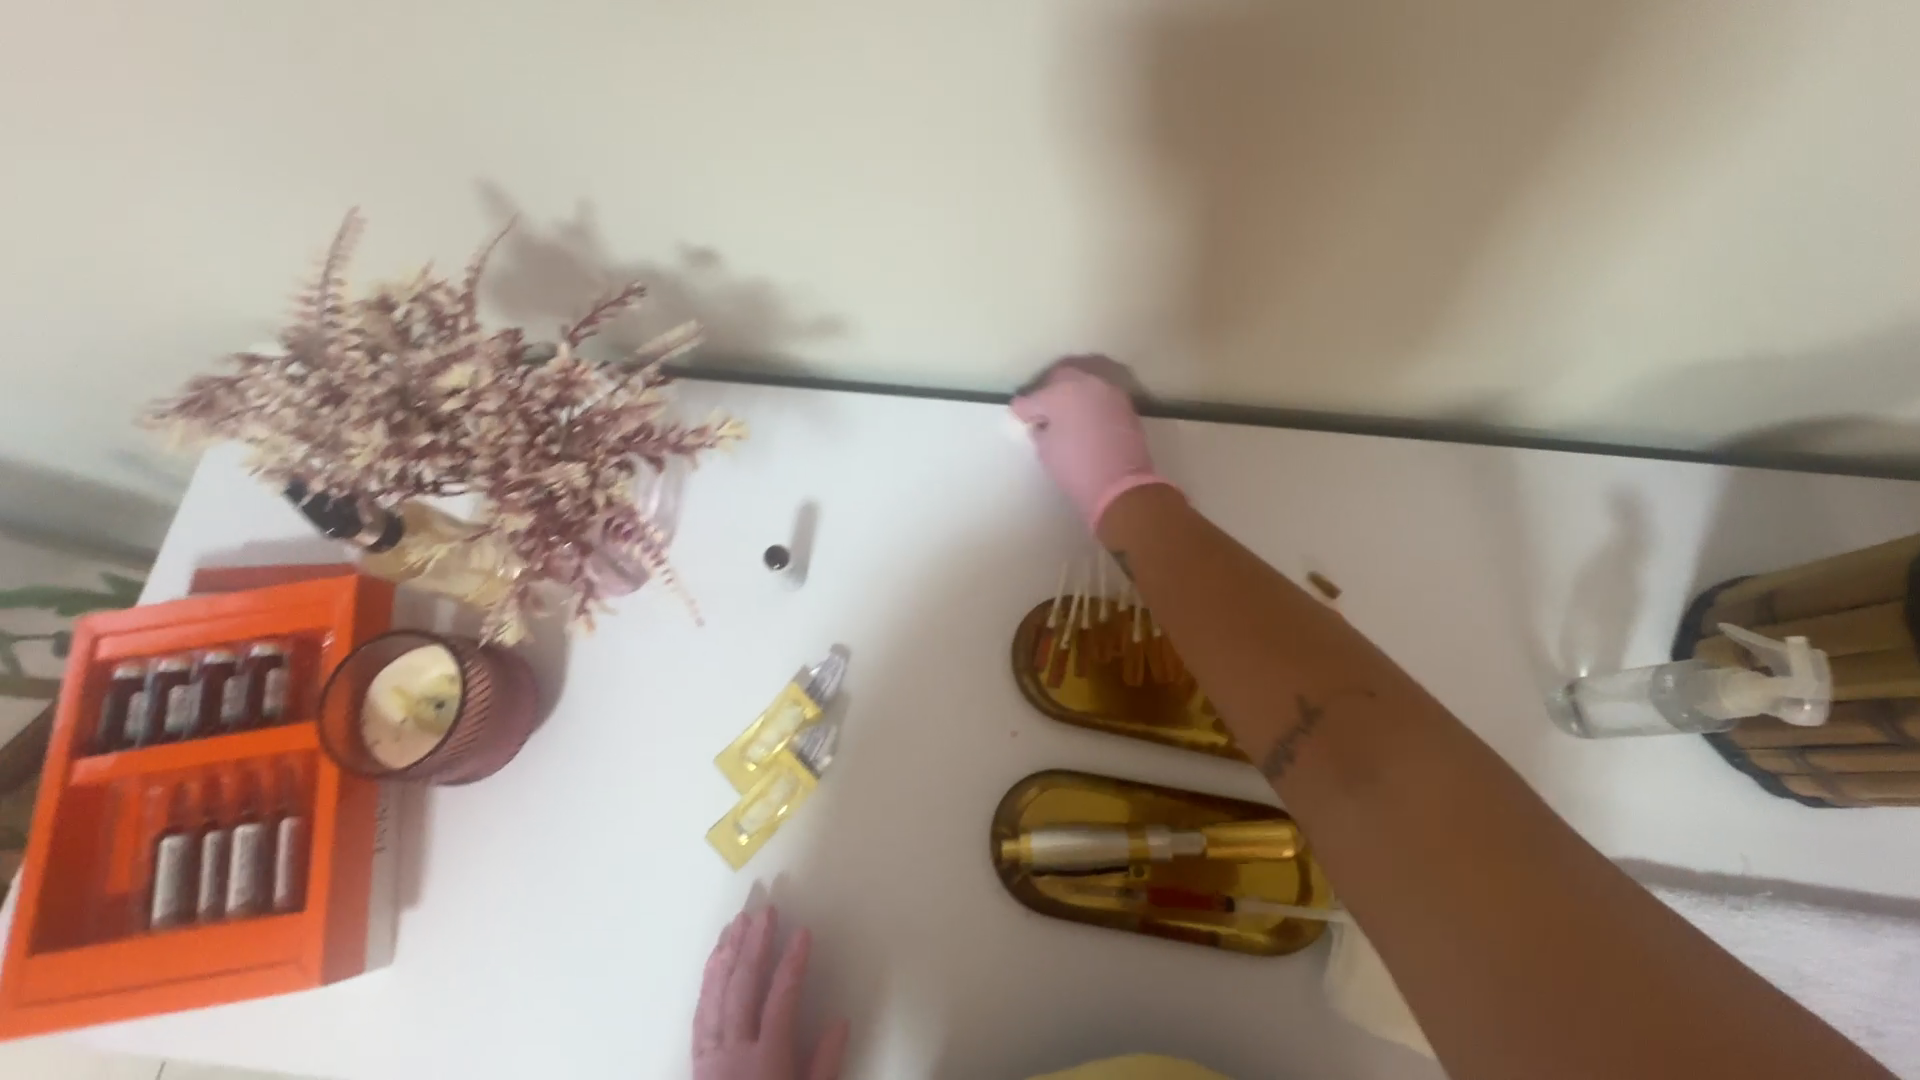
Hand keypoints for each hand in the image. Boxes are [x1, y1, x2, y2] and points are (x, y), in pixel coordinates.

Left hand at [694, 906, 850, 1079]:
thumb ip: (825, 1066)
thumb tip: (840, 1022)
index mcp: (766, 1062)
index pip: (781, 1000)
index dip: (793, 964)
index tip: (803, 932)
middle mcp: (733, 1054)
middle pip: (742, 988)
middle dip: (755, 946)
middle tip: (765, 910)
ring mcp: (710, 1057)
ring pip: (716, 995)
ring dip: (727, 955)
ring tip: (737, 923)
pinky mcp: (697, 1063)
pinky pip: (700, 1014)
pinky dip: (708, 982)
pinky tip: (714, 962)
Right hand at [1010, 359, 1175, 528]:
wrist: (1120, 484)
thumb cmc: (1075, 468)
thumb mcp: (1046, 450)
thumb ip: (1040, 429)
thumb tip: (1043, 424)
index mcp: (1061, 393)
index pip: (1032, 398)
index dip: (1022, 410)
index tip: (1019, 417)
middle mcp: (1086, 383)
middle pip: (1060, 378)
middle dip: (1047, 391)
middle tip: (1042, 410)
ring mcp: (1109, 391)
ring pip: (1084, 382)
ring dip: (1071, 393)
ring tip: (1065, 413)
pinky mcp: (1124, 404)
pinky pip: (1100, 396)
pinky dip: (1089, 403)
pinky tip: (1084, 419)